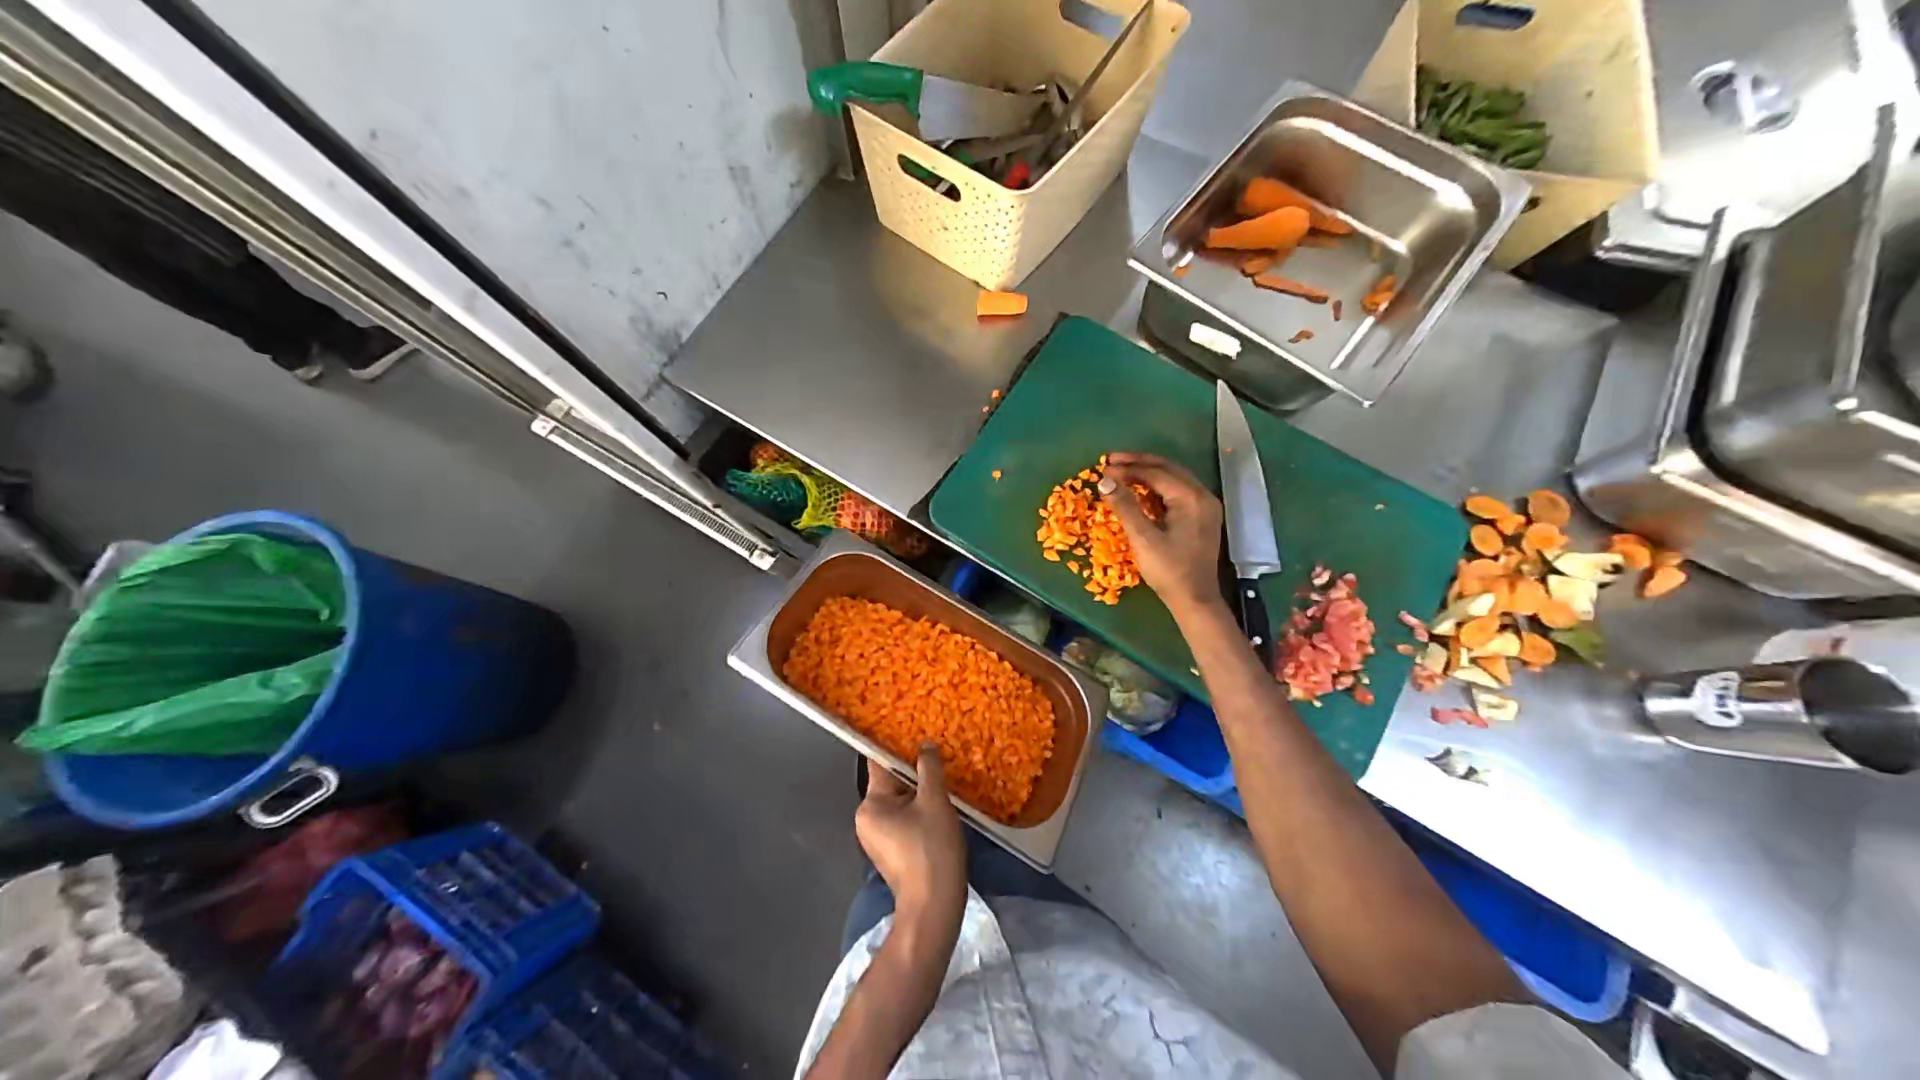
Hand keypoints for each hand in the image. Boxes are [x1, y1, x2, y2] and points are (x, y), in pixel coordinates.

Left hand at [856, 746, 965, 922]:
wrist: (934, 906)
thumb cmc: (931, 850)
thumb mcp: (935, 801)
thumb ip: (929, 768)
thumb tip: (925, 745)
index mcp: (870, 804)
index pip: (879, 762)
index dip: (896, 745)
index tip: (912, 730)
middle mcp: (866, 818)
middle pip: (892, 783)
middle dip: (915, 775)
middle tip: (940, 763)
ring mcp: (876, 838)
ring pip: (900, 803)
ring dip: (920, 795)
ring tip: (944, 788)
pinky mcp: (890, 852)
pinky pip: (903, 821)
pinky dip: (919, 814)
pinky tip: (940, 814)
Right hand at [1099, 452, 1225, 618]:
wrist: (1195, 600)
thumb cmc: (1169, 571)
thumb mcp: (1143, 539)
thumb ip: (1124, 506)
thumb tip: (1104, 480)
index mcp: (1191, 498)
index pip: (1156, 473)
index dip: (1128, 469)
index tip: (1104, 468)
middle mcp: (1202, 496)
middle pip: (1168, 469)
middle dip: (1139, 463)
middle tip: (1111, 460)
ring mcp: (1204, 506)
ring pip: (1174, 478)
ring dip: (1148, 472)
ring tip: (1122, 471)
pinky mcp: (1201, 517)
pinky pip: (1178, 491)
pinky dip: (1157, 486)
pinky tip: (1140, 489)